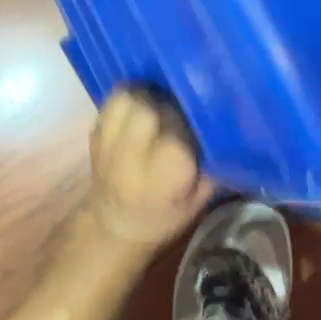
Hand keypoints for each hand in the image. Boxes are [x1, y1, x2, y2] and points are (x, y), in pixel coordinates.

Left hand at [85, 89, 213, 248]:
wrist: (114, 224)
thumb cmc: (164, 215)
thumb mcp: (199, 199)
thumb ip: (212, 163)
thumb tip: (226, 126)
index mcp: (160, 181)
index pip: (177, 137)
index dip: (192, 123)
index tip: (202, 122)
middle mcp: (129, 160)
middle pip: (148, 110)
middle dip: (169, 103)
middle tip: (182, 108)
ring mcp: (106, 144)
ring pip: (127, 97)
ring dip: (148, 95)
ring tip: (162, 102)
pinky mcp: (95, 132)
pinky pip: (113, 99)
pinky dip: (131, 97)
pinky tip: (143, 106)